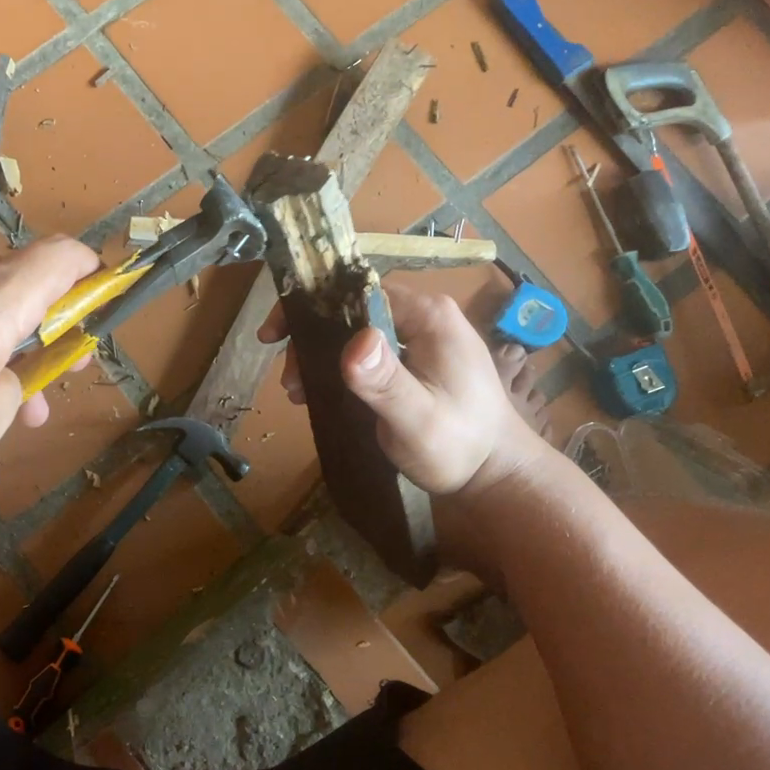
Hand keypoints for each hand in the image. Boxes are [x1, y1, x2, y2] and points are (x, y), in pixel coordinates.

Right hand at [259, 283, 545, 495]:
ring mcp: (420, 338)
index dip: (312, 309)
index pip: (357, 292)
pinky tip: (317, 392)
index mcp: (429, 316)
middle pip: (351, 309)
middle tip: (289, 379)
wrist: (494, 476)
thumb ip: (386, 381)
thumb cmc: (459, 448)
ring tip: (297, 392)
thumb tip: (353, 342)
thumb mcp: (417, 419)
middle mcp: (424, 316)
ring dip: (319, 355)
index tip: (275, 337)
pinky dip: (335, 365)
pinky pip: (364, 350)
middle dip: (311, 338)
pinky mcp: (413, 360)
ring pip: (353, 330)